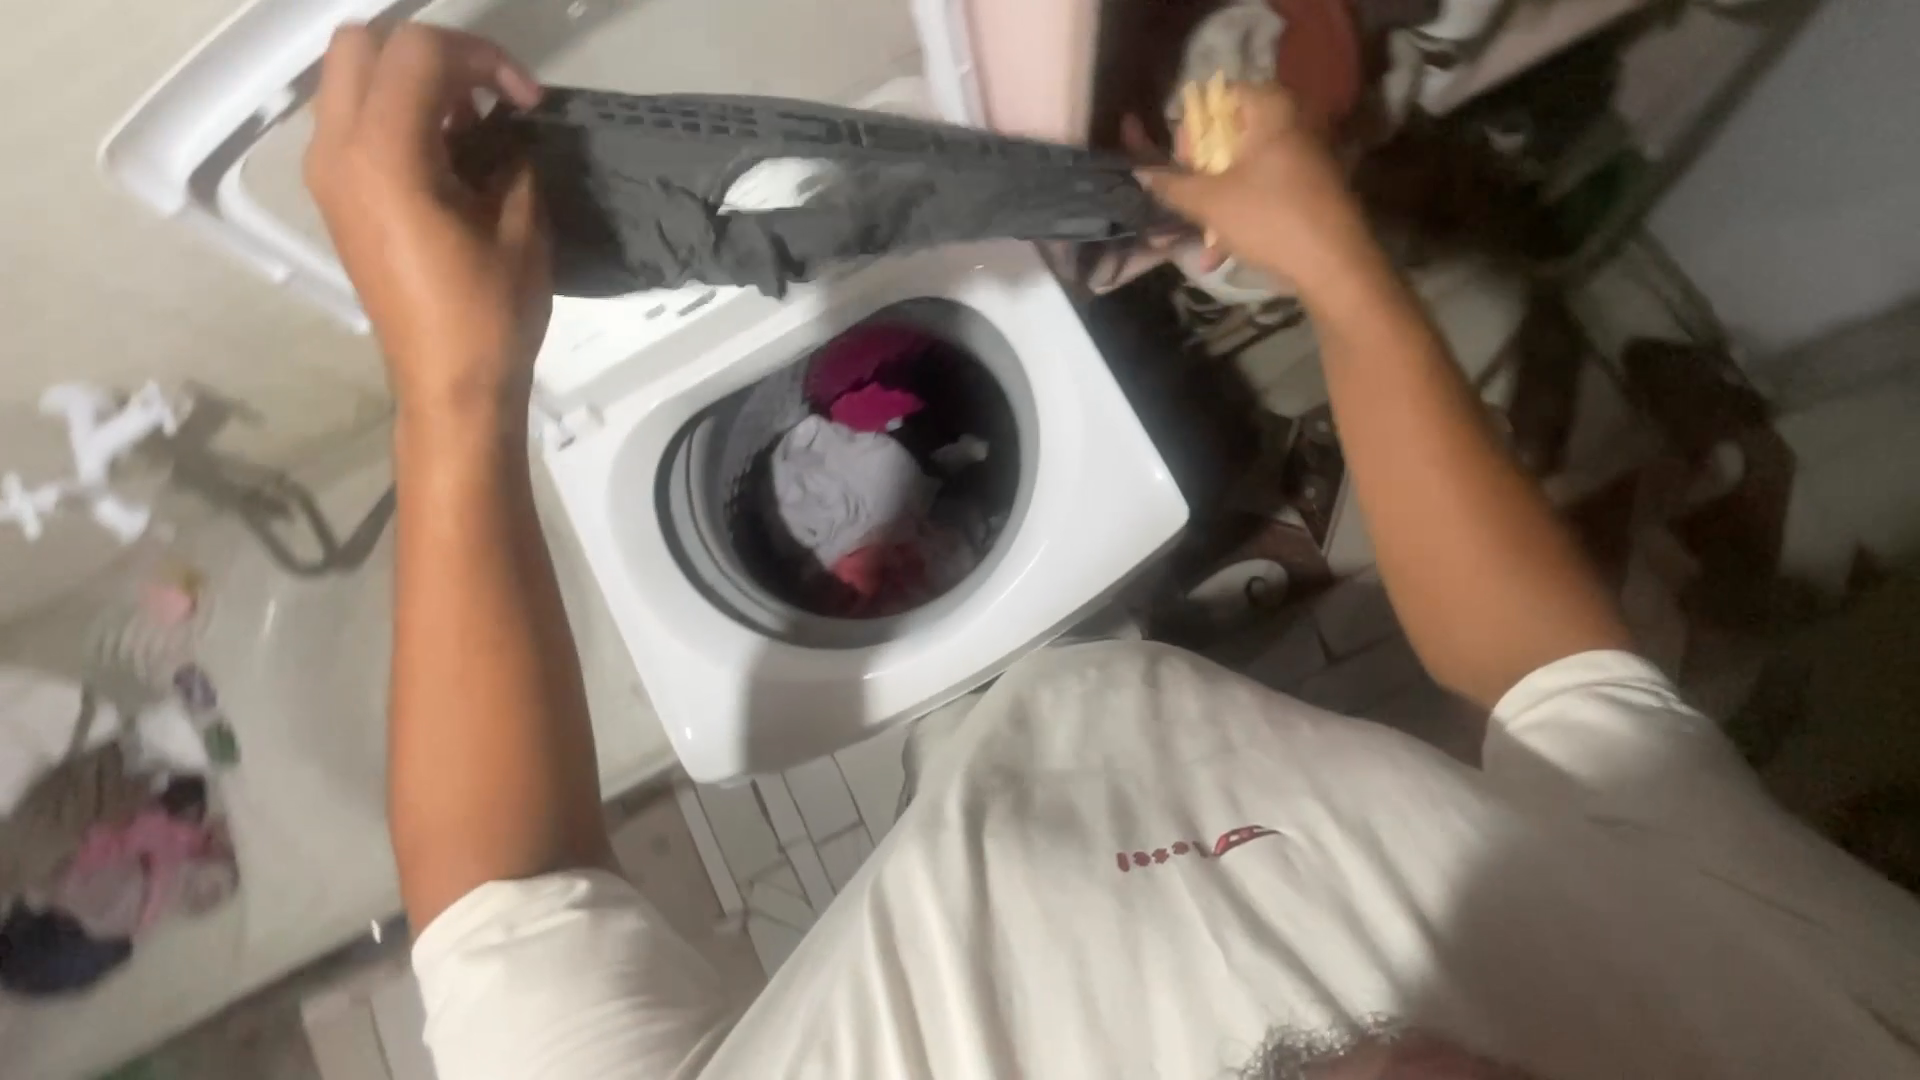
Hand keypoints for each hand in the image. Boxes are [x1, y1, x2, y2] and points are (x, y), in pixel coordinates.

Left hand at [304, 24, 549, 420]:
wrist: (449, 382)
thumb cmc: (492, 316)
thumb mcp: (524, 234)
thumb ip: (513, 166)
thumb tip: (509, 136)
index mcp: (386, 156)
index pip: (419, 54)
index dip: (484, 59)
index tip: (529, 101)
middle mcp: (338, 149)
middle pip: (365, 46)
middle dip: (437, 58)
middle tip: (491, 100)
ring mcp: (329, 174)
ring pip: (352, 81)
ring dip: (414, 86)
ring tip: (474, 132)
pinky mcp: (338, 198)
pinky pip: (354, 124)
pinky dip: (399, 118)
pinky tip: (451, 161)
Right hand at [1135, 85, 1383, 302]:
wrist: (1331, 262)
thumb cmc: (1267, 218)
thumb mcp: (1209, 203)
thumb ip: (1171, 185)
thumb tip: (1141, 172)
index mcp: (1271, 110)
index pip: (1221, 96)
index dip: (1193, 128)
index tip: (1180, 164)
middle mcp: (1292, 122)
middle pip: (1230, 138)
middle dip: (1200, 177)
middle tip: (1184, 204)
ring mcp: (1304, 157)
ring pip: (1244, 173)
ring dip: (1214, 207)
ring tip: (1197, 243)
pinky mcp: (1309, 189)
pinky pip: (1264, 193)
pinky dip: (1240, 218)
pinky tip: (1219, 255)